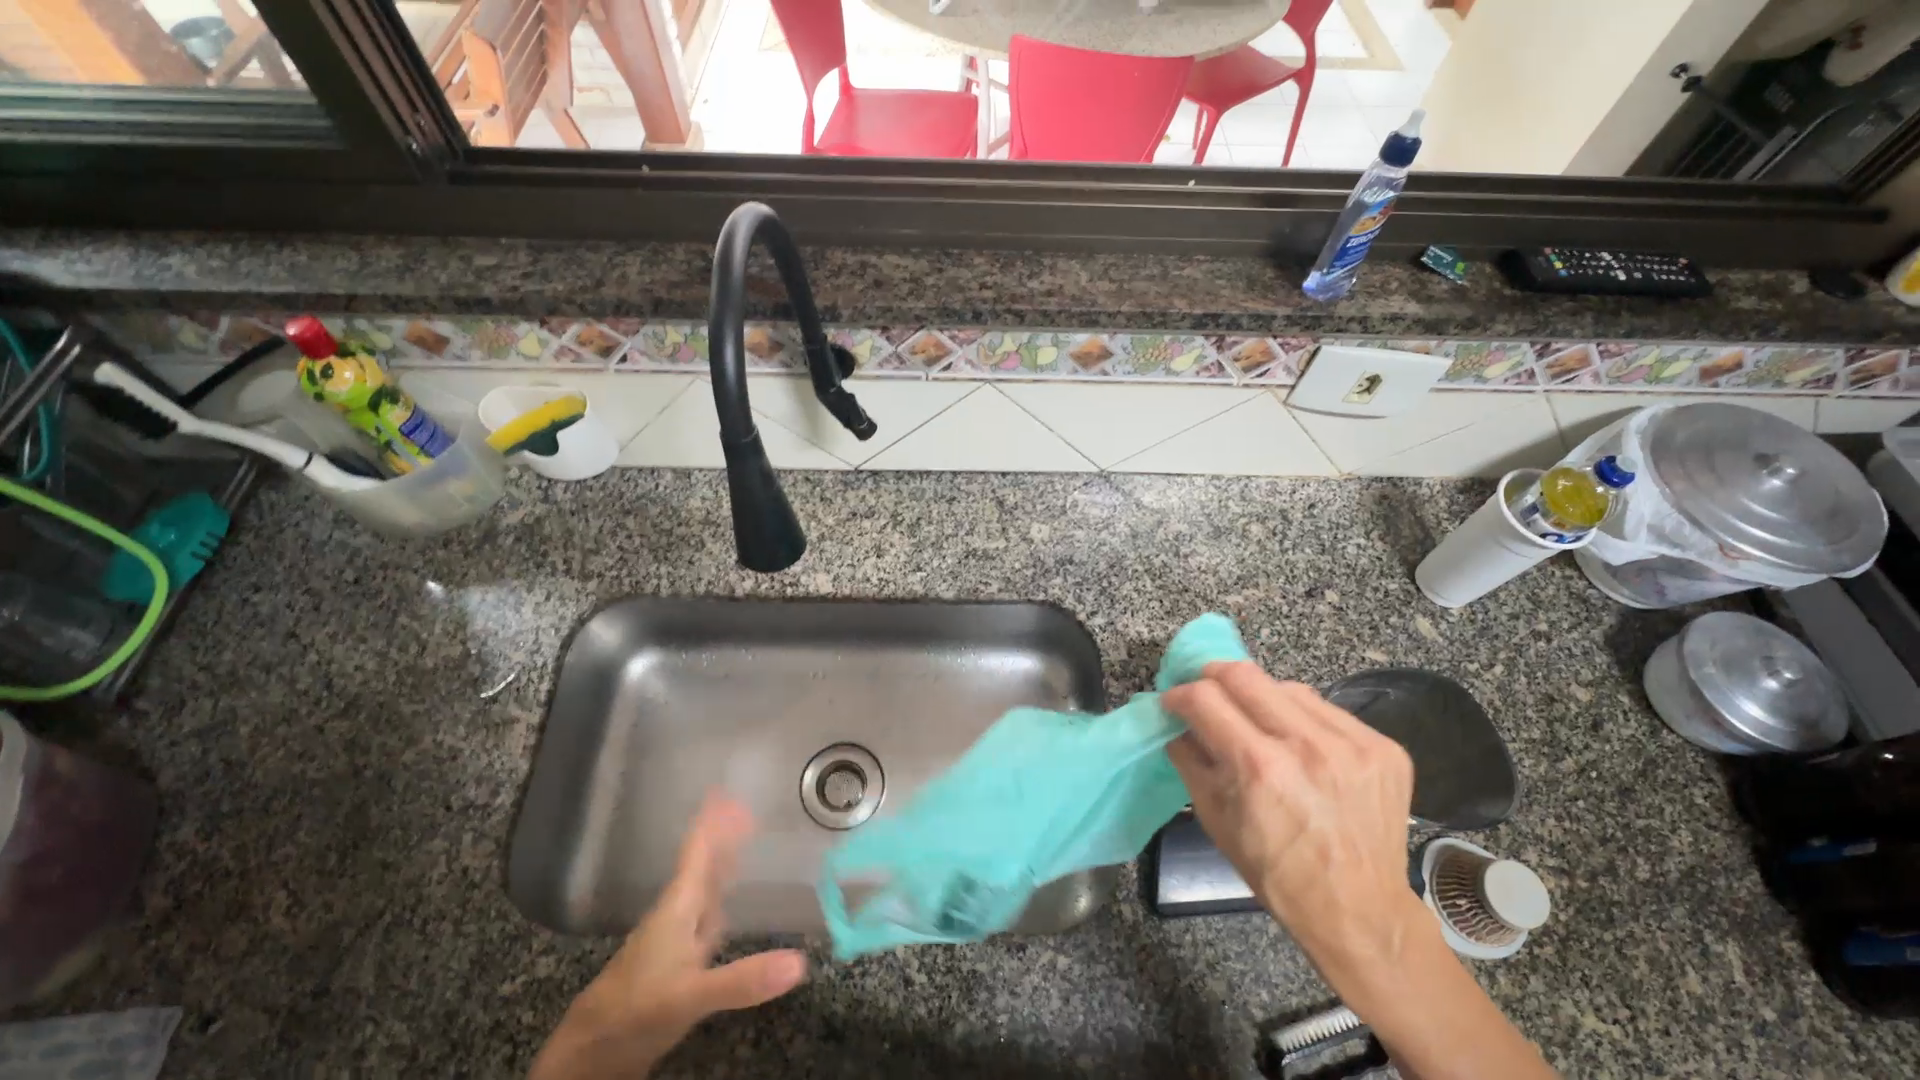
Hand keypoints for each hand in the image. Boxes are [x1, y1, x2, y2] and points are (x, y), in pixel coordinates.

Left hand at [529, 794, 807, 1079]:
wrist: (593, 1051)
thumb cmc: (636, 1010)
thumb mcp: (691, 996)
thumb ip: (743, 979)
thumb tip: (800, 962)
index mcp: (678, 909)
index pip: (698, 853)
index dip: (713, 822)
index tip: (727, 789)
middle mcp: (678, 916)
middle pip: (703, 865)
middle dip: (723, 836)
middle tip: (747, 808)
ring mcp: (676, 941)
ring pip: (703, 890)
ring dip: (722, 864)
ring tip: (745, 841)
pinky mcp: (678, 964)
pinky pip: (706, 917)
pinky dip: (722, 900)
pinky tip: (730, 905)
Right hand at [1163, 663, 1426, 980]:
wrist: (1358, 909)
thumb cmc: (1277, 874)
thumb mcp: (1216, 821)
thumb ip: (1191, 762)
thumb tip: (1176, 726)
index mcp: (1259, 768)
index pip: (1205, 699)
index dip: (1180, 694)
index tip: (1173, 701)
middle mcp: (1307, 745)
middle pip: (1245, 676)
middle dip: (1214, 678)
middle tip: (1205, 692)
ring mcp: (1352, 743)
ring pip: (1288, 687)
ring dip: (1261, 697)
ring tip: (1256, 721)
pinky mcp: (1384, 747)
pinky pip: (1328, 711)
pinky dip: (1303, 718)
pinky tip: (1300, 744)